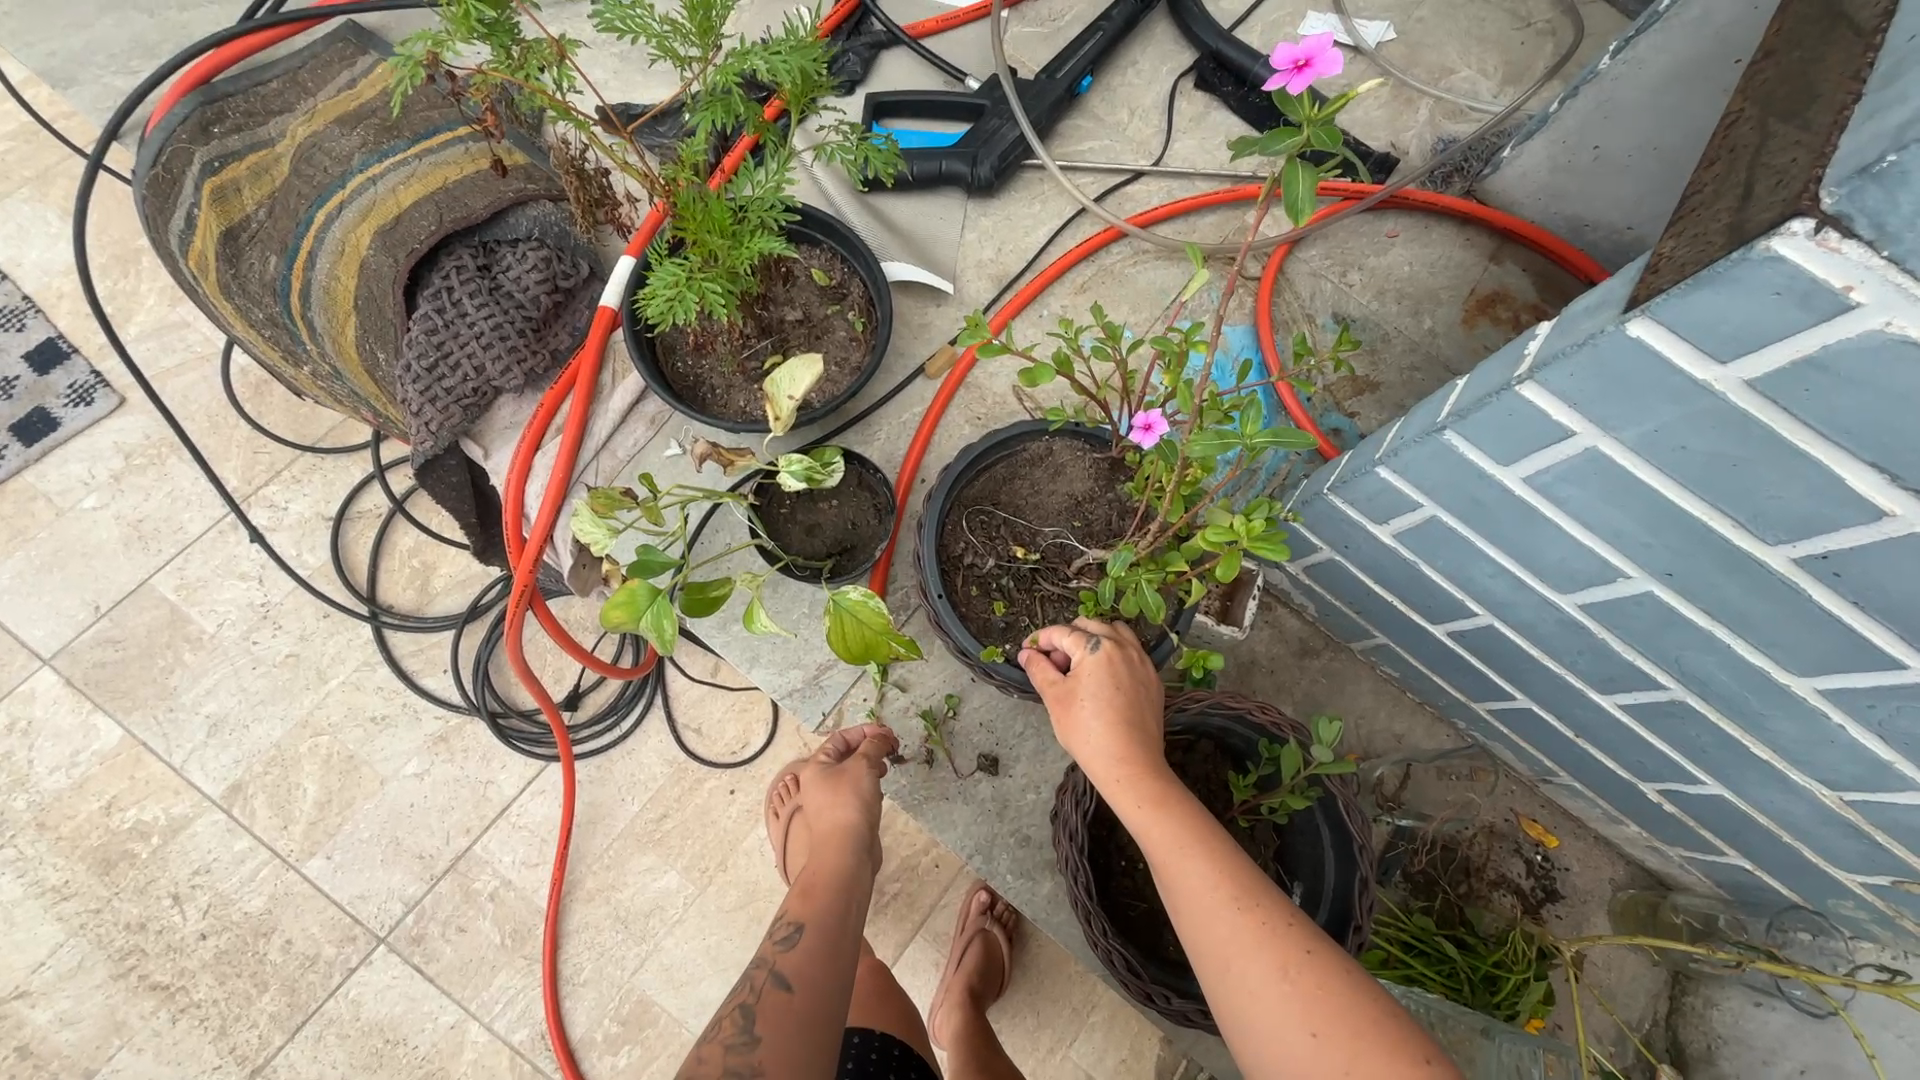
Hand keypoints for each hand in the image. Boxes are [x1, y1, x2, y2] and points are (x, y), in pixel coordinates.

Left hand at [799, 724, 897, 870]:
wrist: (846, 853)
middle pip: (846, 756)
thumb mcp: (863, 765)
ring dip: (871, 768)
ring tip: (886, 769)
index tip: (887, 734)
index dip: (864, 731)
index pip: (840, 738)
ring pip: (853, 775)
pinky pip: (857, 794)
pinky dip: (869, 788)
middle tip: (891, 749)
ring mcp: (830, 801)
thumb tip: (881, 736)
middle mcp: (819, 781)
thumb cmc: (850, 803)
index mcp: (817, 765)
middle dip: (870, 749)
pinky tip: (879, 793)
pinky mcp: (842, 817)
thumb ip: (873, 745)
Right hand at [1018, 618, 1168, 788]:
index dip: (1040, 639)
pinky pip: (1131, 653)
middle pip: (1089, 626)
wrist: (1129, 764)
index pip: (1062, 633)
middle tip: (1053, 664)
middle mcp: (1123, 646)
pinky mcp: (1153, 678)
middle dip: (1067, 638)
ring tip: (1080, 666)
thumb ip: (1038, 669)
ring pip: (1115, 633)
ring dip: (1094, 639)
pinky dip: (1114, 654)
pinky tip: (1103, 679)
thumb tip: (1026, 653)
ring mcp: (1142, 661)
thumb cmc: (1087, 731)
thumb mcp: (1054, 697)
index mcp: (1096, 647)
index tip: (1027, 650)